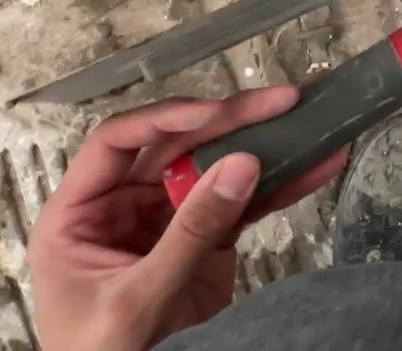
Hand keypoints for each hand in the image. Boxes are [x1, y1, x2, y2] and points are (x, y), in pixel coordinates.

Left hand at [27, 88, 348, 350]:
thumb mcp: (138, 299)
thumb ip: (190, 232)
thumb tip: (244, 162)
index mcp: (81, 213)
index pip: (117, 142)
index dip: (166, 118)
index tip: (217, 113)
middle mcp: (125, 203)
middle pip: (182, 143)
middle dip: (236, 120)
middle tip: (285, 101)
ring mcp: (171, 216)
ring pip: (221, 162)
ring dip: (269, 142)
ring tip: (311, 118)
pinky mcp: (211, 232)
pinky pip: (249, 197)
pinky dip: (285, 182)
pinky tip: (320, 164)